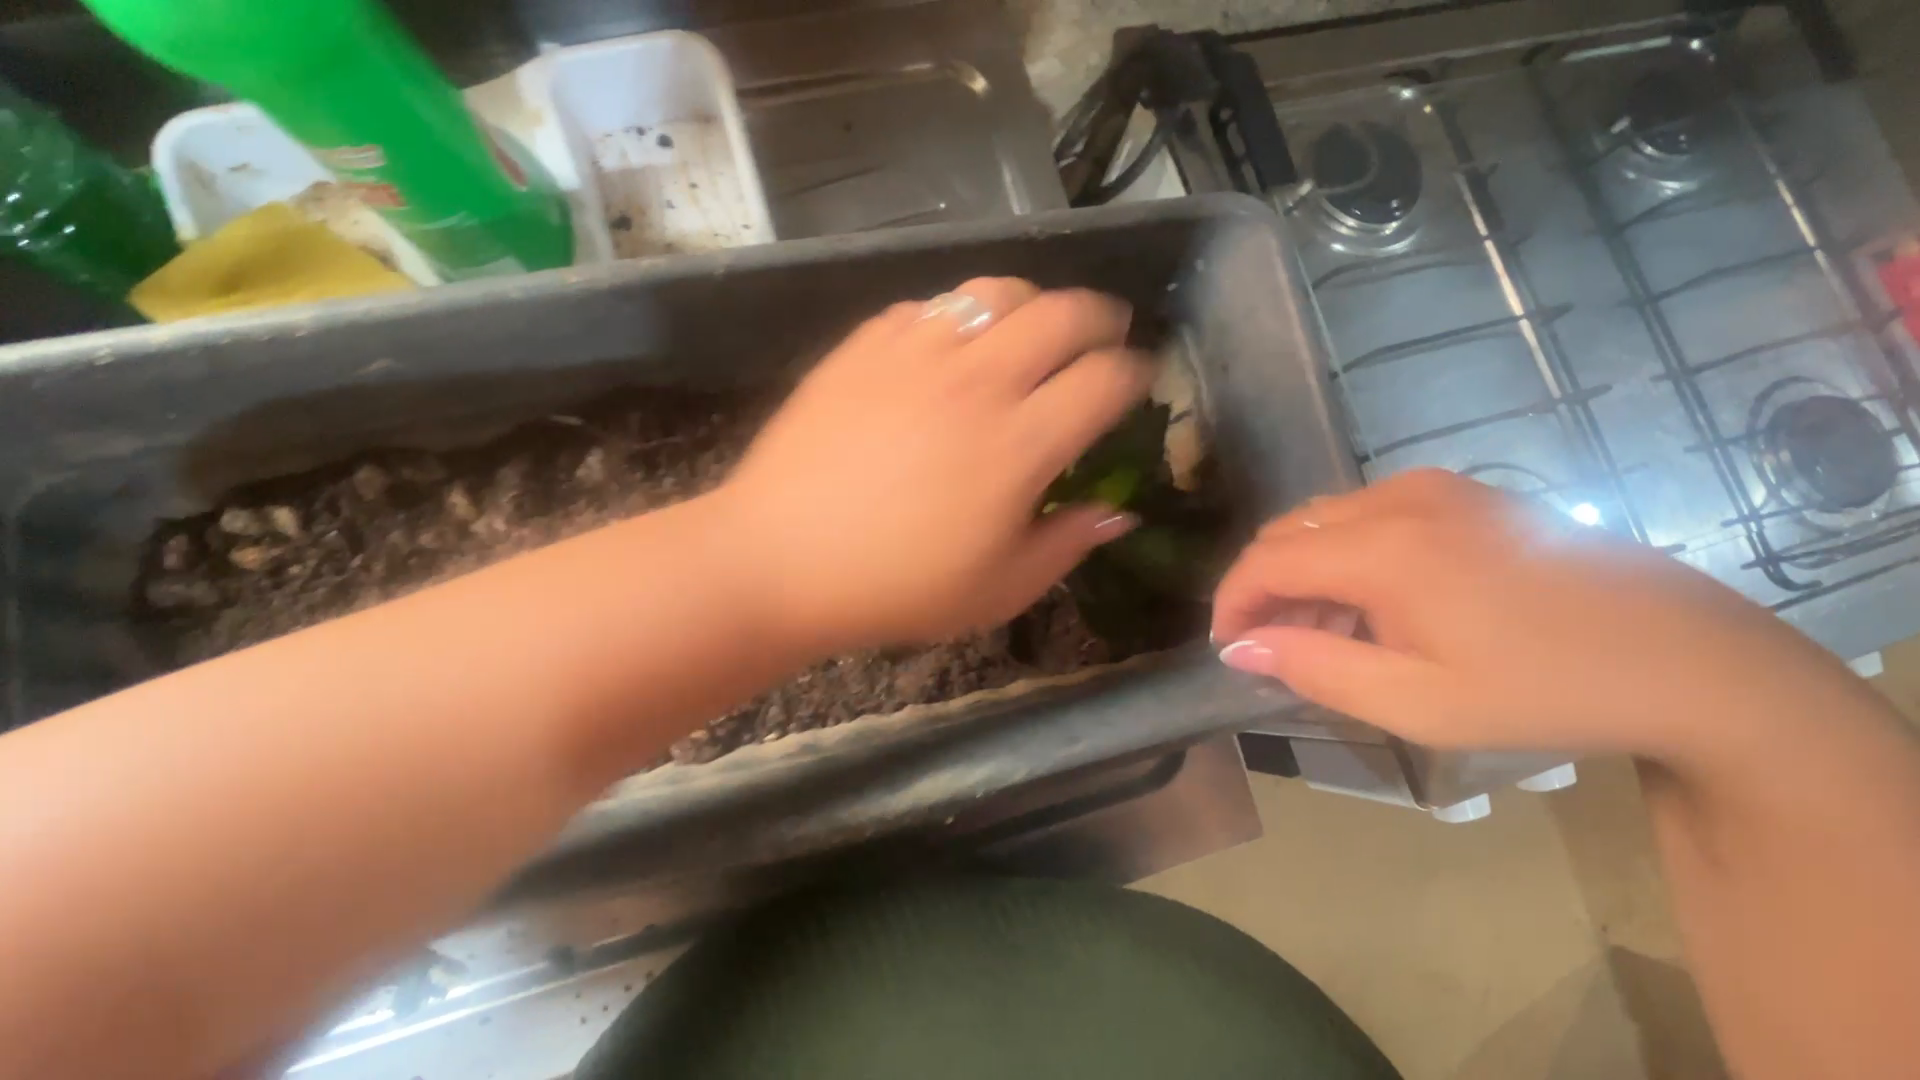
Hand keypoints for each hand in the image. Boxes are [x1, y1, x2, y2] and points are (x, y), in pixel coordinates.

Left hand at [717, 278, 1152, 651]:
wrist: (779, 559)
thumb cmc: (896, 587)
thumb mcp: (999, 589)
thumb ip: (1067, 543)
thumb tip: (1118, 512)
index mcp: (1020, 441)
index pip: (1107, 379)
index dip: (1136, 374)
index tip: (1138, 384)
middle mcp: (978, 379)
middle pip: (1065, 313)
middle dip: (1102, 318)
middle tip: (1105, 336)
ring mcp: (916, 353)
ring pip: (997, 292)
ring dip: (1033, 302)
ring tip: (1035, 326)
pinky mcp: (866, 344)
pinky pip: (930, 306)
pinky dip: (959, 316)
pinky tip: (954, 344)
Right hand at [1209, 469, 1885, 762]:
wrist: (1687, 657)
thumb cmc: (1543, 690)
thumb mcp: (1418, 703)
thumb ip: (1316, 669)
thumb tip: (1239, 646)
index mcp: (1384, 547)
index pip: (1266, 561)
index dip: (1231, 602)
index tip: (1226, 649)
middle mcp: (1399, 499)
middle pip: (1290, 531)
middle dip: (1266, 587)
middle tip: (1278, 649)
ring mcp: (1437, 488)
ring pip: (1327, 519)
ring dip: (1307, 571)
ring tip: (1331, 634)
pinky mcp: (1466, 493)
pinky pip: (1372, 513)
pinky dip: (1348, 553)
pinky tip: (1380, 604)